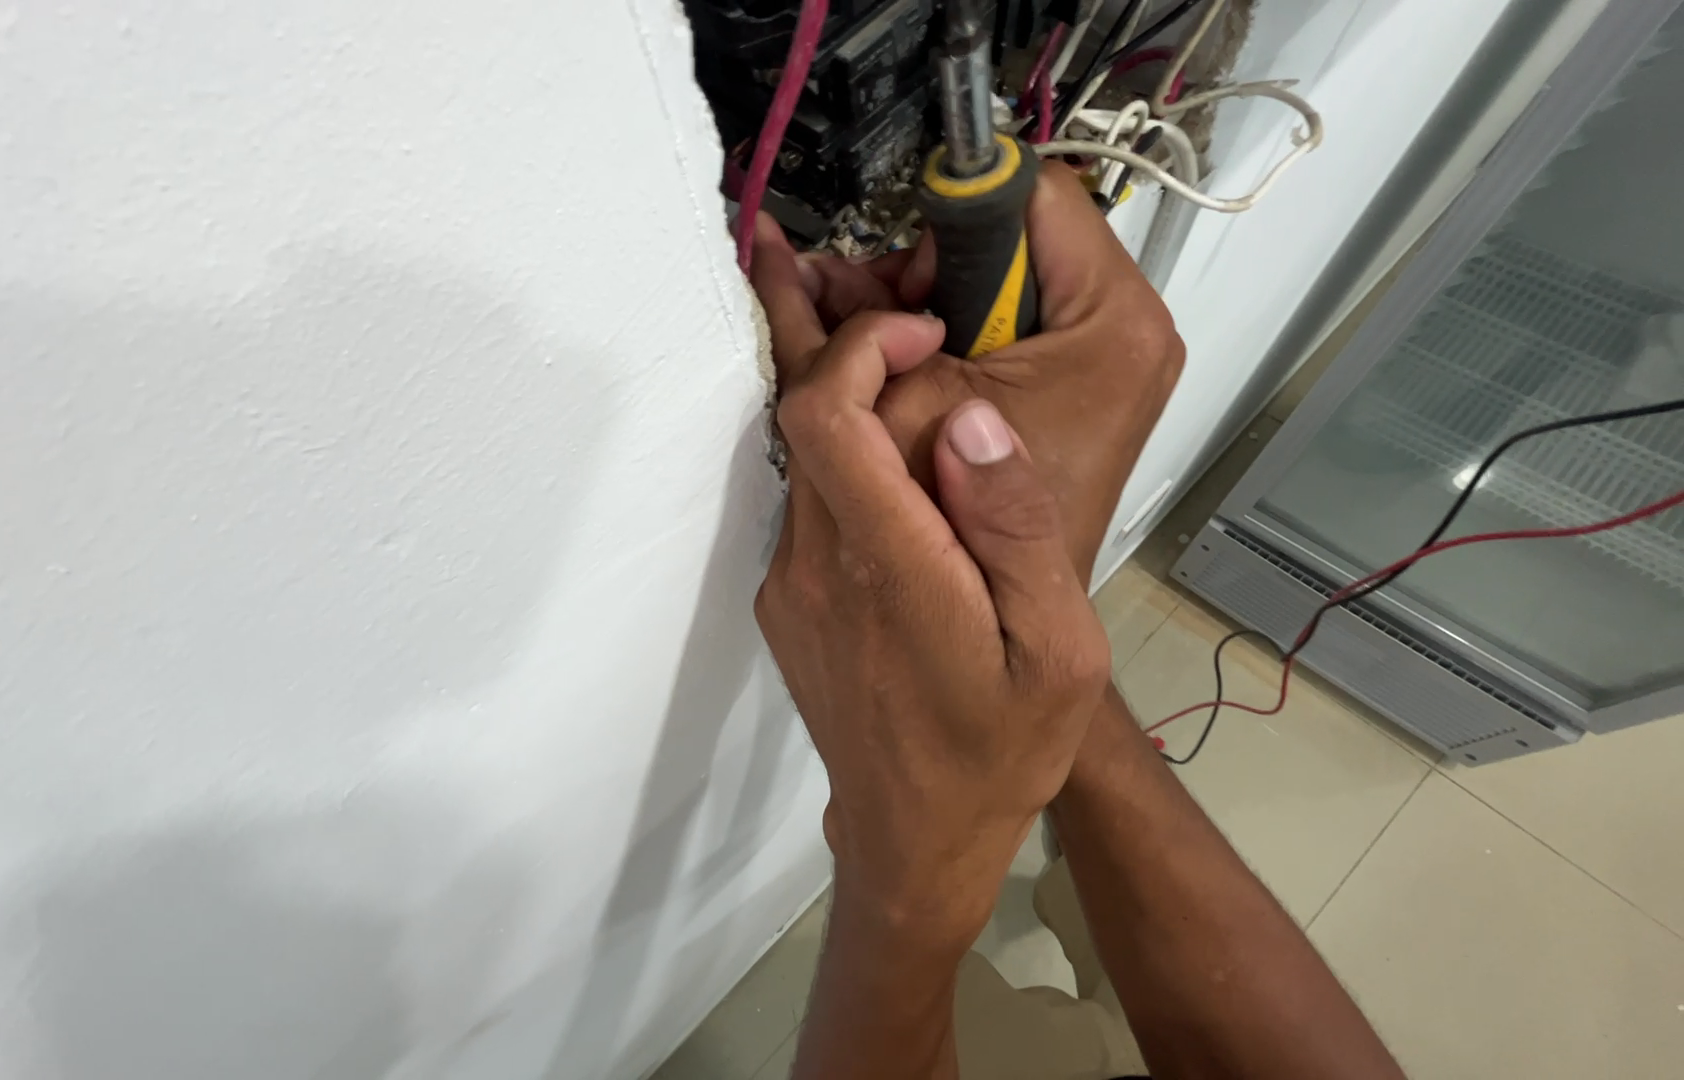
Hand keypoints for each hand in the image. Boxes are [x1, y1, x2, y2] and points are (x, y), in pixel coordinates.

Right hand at [752, 163, 1183, 581]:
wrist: (1010, 623)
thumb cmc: (977, 529)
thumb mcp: (910, 406)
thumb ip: (862, 330)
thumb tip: (809, 270)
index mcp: (1111, 320)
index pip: (1037, 195)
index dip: (952, 215)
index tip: (899, 273)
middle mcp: (1113, 329)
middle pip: (1005, 240)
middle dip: (918, 271)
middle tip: (861, 308)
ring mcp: (1086, 359)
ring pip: (984, 289)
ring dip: (910, 306)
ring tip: (844, 327)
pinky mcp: (1055, 387)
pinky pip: (987, 334)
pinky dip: (928, 339)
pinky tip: (872, 350)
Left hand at [754, 310, 1112, 946]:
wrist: (914, 829)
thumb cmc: (998, 747)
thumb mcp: (1056, 648)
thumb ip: (1016, 527)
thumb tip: (974, 421)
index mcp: (886, 564)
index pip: (824, 417)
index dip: (858, 348)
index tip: (924, 335)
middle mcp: (815, 564)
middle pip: (797, 420)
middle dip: (835, 344)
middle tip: (885, 305)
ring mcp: (788, 583)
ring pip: (799, 459)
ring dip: (843, 403)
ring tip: (901, 373)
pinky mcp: (783, 601)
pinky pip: (804, 505)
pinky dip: (841, 463)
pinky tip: (894, 472)